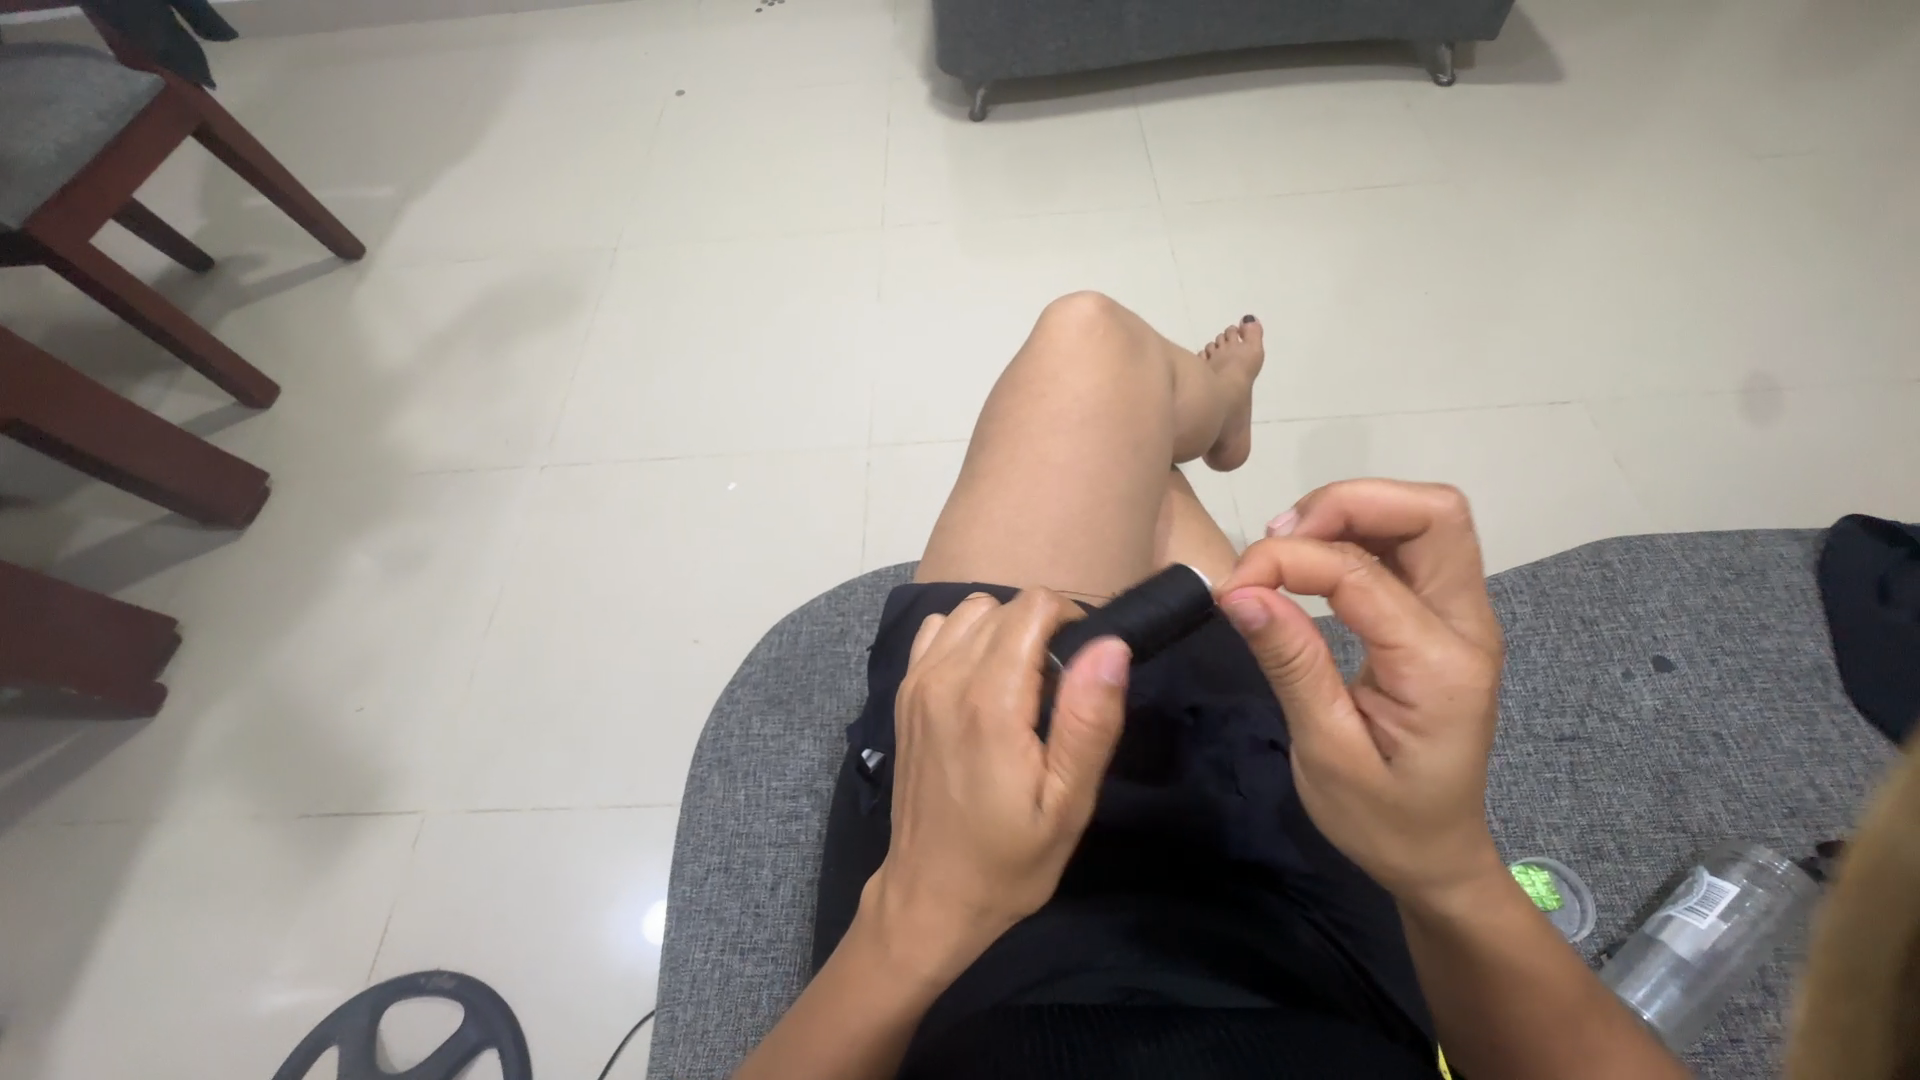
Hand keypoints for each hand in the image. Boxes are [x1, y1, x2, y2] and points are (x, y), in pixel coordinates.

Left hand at [862, 589, 1130, 979]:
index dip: (1071, 621)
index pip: (1034, 606)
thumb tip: (1110, 644)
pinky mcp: (903, 692)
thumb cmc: (1009, 858)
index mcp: (989, 700)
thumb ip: (1089, 720)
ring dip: (1005, 629)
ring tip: (1024, 681)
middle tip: (1061, 686)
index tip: (1084, 667)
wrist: (930, 892)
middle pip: (1005, 605)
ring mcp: (917, 681)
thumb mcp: (1067, 804)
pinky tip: (981, 679)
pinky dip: (967, 637)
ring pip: (971, 610)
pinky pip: (938, 630)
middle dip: (1043, 627)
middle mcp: (946, 676)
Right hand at [1218, 479, 1505, 901]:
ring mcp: (1460, 616)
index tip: (1231, 588)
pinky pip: (1409, 544)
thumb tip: (1238, 591)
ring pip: (1423, 517)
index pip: (1361, 572)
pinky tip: (1310, 560)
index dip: (1286, 560)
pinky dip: (1356, 533)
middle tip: (1276, 541)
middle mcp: (1466, 626)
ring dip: (1350, 513)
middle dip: (1344, 506)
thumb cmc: (1381, 820)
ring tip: (1284, 547)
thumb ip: (1290, 662)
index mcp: (1439, 666)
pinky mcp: (1440, 617)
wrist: (1435, 855)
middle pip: (1432, 513)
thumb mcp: (1324, 751)